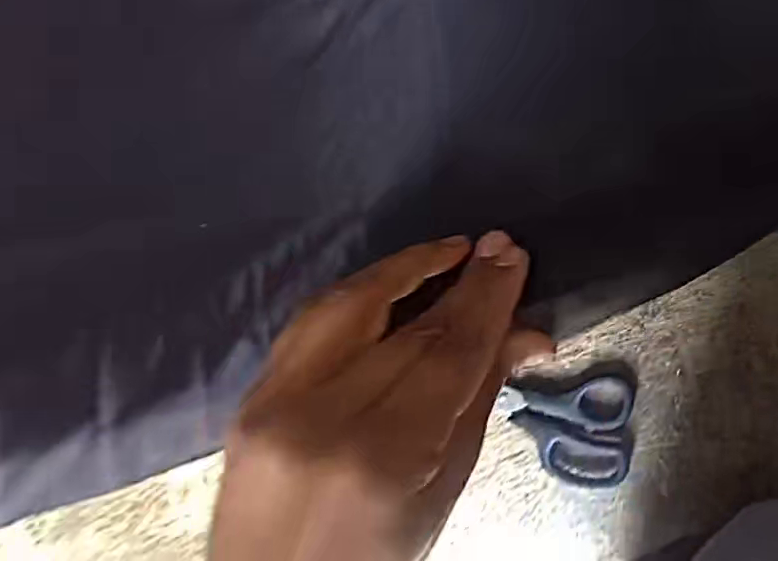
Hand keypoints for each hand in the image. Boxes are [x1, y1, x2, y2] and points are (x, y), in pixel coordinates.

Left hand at [210, 232, 553, 560]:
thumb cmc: (379, 553)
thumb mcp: (448, 481)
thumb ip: (483, 391)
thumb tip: (530, 330)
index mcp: (386, 456)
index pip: (454, 352)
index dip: (491, 298)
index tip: (515, 256)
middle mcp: (324, 423)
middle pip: (413, 329)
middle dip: (466, 280)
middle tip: (499, 246)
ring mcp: (273, 411)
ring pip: (350, 307)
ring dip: (407, 266)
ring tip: (451, 249)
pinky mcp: (246, 403)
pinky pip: (312, 322)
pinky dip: (362, 289)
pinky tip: (397, 277)